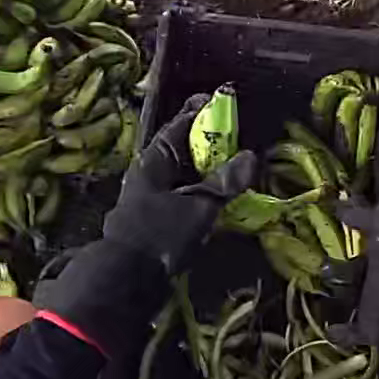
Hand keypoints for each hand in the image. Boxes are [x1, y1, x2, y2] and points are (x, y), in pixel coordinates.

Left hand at [33, 94, 255, 358]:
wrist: (126, 279)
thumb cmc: (161, 234)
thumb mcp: (199, 207)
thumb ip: (225, 182)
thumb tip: (252, 156)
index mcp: (156, 159)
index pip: (181, 122)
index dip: (202, 110)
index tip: (223, 99)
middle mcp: (151, 171)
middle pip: (184, 146)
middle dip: (211, 139)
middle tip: (239, 135)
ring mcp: (152, 193)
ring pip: (185, 170)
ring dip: (209, 166)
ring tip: (236, 162)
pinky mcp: (157, 214)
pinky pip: (184, 191)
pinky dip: (203, 187)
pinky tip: (221, 194)